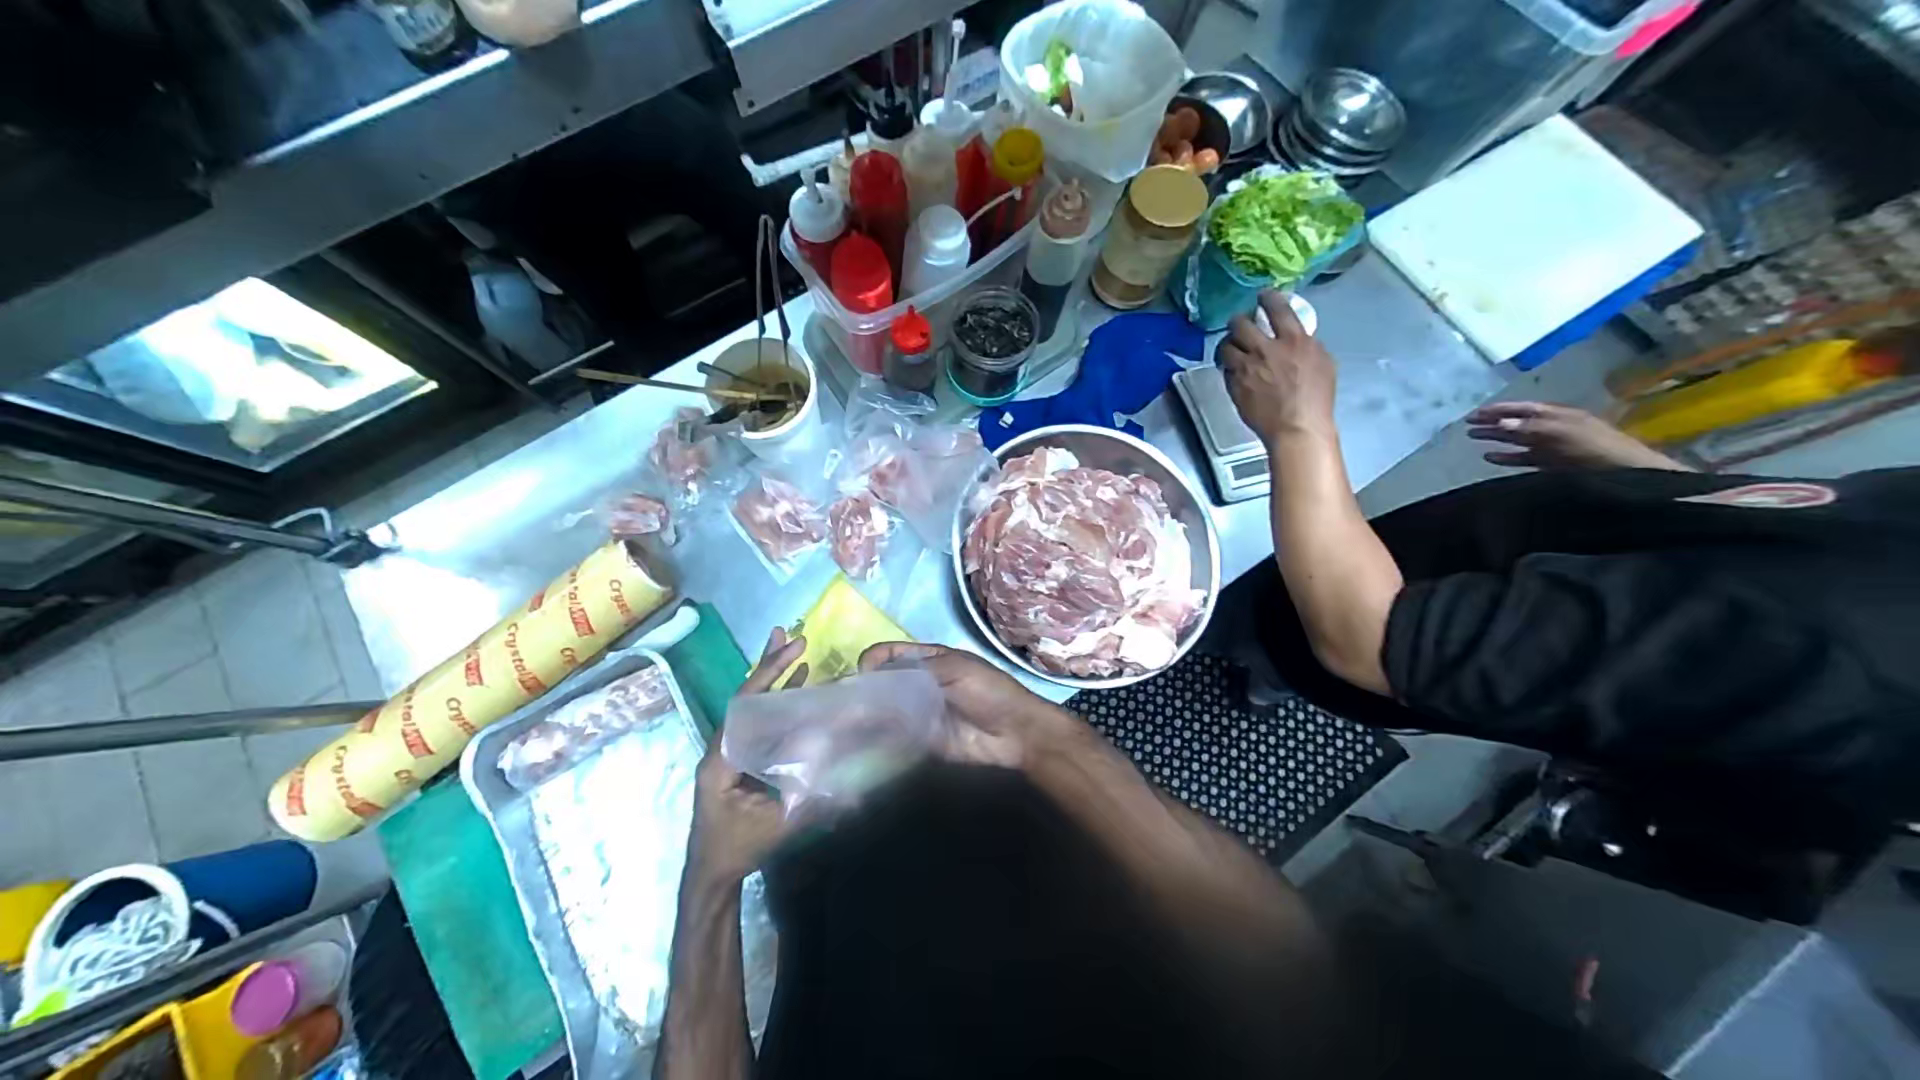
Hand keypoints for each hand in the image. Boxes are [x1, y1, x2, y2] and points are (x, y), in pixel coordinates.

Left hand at [688, 628, 807, 886]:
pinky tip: (796, 690)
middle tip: (787, 634)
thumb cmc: (737, 848)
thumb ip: (809, 800)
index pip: (746, 703)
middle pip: (746, 695)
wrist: (711, 875)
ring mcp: (730, 752)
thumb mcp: (775, 825)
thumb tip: (849, 775)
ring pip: (752, 706)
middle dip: (769, 665)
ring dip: (773, 679)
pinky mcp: (739, 760)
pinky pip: (759, 722)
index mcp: (724, 755)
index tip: (793, 650)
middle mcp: (723, 745)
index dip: (768, 674)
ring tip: (793, 649)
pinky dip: (777, 702)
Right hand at [858, 642, 1089, 769]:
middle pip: (878, 685)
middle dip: (857, 694)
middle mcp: (915, 685)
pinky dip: (874, 740)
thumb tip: (872, 677)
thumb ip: (913, 672)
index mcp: (925, 661)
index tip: (859, 679)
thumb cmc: (990, 691)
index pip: (885, 655)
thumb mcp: (955, 670)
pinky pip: (892, 738)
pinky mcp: (920, 740)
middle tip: (834, 710)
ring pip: (880, 713)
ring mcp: (916, 713)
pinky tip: (856, 747)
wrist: (1017, 733)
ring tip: (837, 730)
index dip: (869, 663)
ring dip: (860, 719)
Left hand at [1218, 290, 1337, 443]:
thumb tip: (1295, 337)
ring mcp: (1247, 367)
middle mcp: (1266, 349)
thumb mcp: (1322, 362)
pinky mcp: (1234, 384)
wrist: (1296, 427)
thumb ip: (1305, 345)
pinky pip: (1225, 368)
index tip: (1262, 295)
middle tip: (1239, 324)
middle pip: (1241, 324)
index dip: (1267, 298)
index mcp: (1294, 340)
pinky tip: (1233, 369)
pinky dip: (1228, 366)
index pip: (1277, 308)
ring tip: (1231, 347)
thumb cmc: (1316, 398)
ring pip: (1226, 345)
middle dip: (1238, 320)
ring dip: (1228, 344)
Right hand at [1466, 402, 1691, 471]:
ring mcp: (1554, 447)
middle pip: (1518, 422)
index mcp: (1559, 415)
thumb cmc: (1594, 450)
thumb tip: (1498, 422)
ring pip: (1518, 439)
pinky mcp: (1552, 465)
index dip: (1498, 409)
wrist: (1626, 476)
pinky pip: (1523, 458)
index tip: (1473, 414)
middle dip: (1493, 421)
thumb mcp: (1561, 434)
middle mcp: (1555, 428)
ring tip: (1473, 438)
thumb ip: (1529, 428)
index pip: (1522, 408)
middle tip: (1468, 425)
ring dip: (1496, 437)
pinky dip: (1506, 457)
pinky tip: (1490, 458)